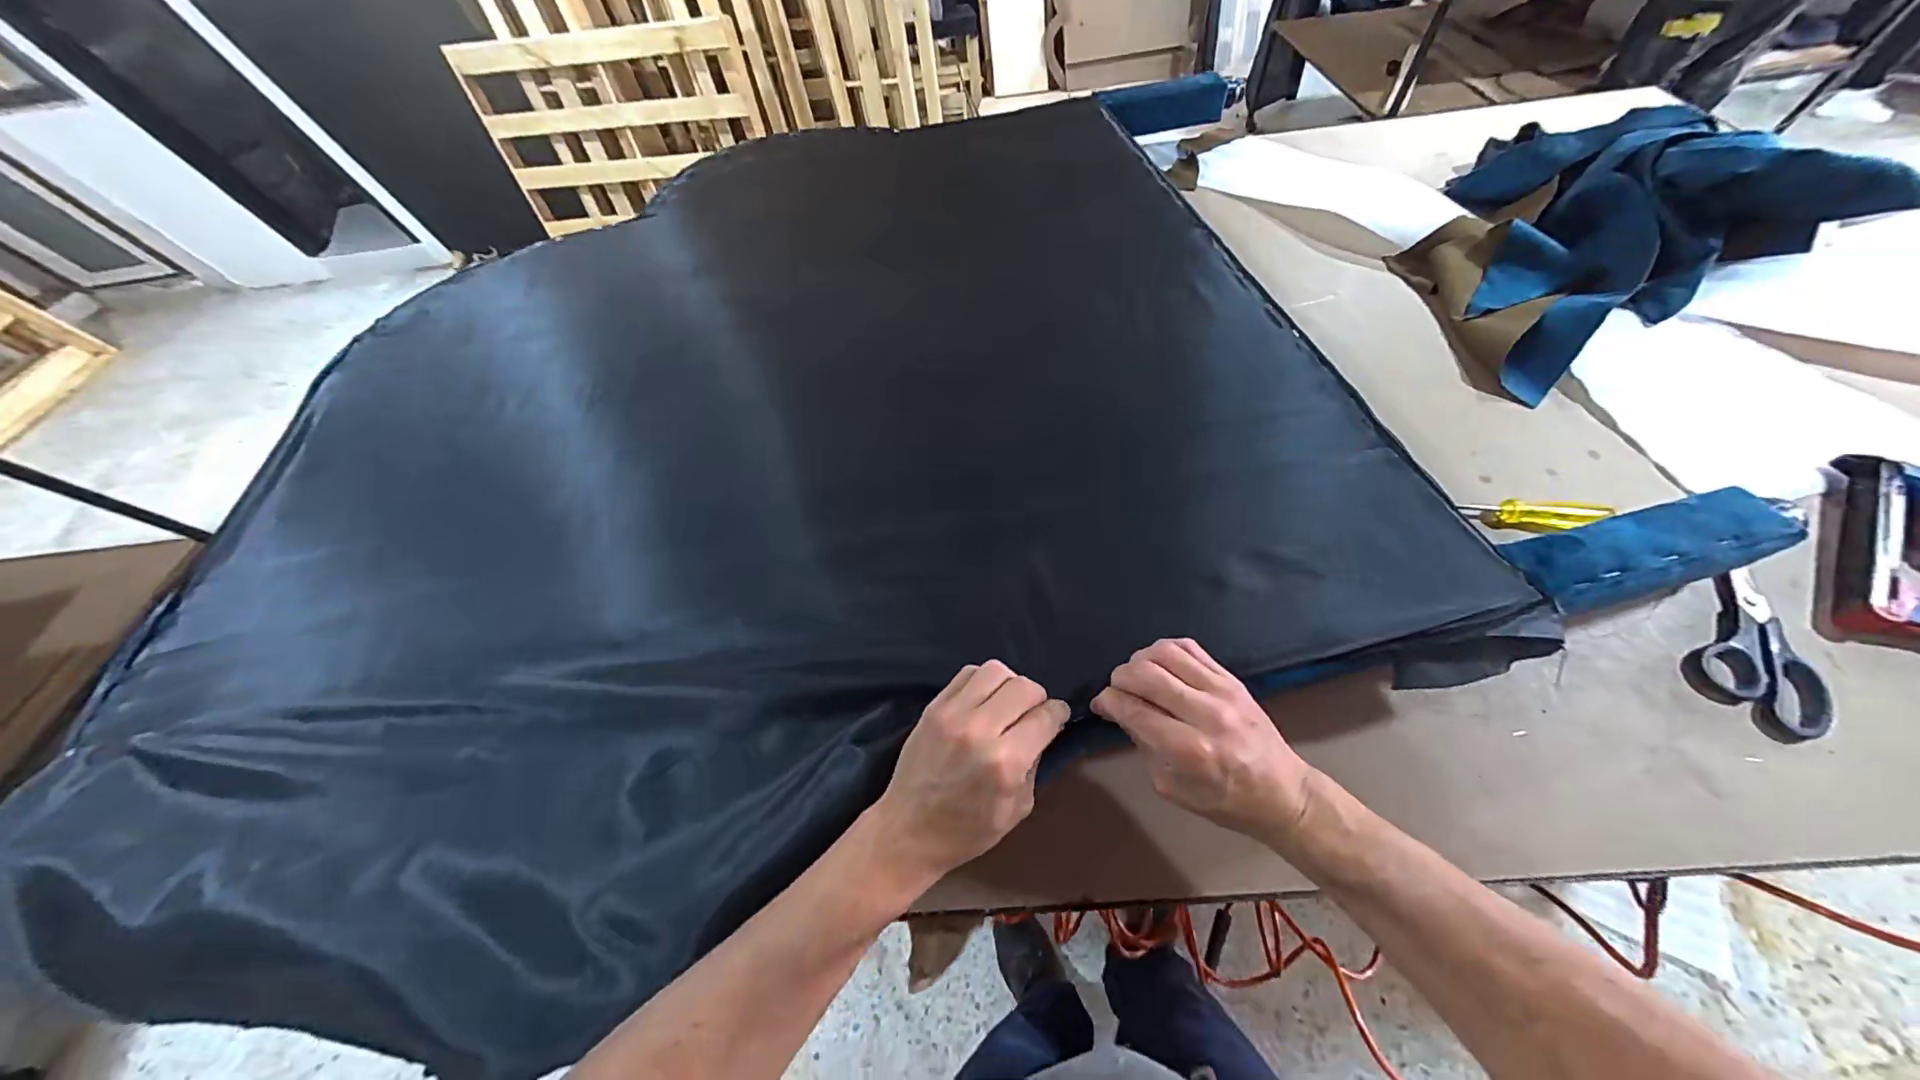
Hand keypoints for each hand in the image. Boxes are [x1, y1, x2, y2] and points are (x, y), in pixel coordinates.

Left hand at [869, 660, 1070, 880]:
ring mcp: (952, 715)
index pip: (1046, 716)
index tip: (1056, 719)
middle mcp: (980, 730)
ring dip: (1009, 684)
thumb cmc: (967, 829)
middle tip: (1031, 714)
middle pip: (1025, 687)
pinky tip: (982, 701)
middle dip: (1037, 698)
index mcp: (1006, 762)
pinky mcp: (933, 707)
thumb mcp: (1018, 808)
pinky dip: (982, 681)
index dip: (1058, 714)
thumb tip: (1043, 731)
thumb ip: (1034, 764)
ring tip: (1005, 704)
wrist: (909, 829)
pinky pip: (967, 673)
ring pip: (996, 671)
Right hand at [1091, 639, 1317, 843]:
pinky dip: (1164, 651)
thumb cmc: (1226, 800)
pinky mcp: (1233, 678)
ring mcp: (1223, 691)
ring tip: (1137, 677)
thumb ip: (1143, 745)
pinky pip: (1189, 647)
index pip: (1133, 709)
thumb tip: (1120, 711)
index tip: (1100, 704)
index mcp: (1190, 749)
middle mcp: (1206, 713)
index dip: (1107, 701)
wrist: (1284, 792)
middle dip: (1118, 679)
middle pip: (1145, 674)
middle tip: (1116, 691)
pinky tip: (1160, 666)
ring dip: (1139, 661)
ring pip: (1164, 653)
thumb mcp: (1172, 787)